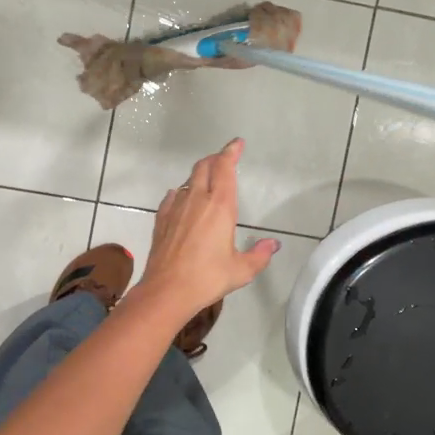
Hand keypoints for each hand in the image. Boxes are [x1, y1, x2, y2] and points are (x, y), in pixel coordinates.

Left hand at [133, 138, 279, 319]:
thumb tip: (272, 245)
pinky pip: (172, 197)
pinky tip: (182, 200)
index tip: (237, 144)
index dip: (230, 152)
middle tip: (224, 159)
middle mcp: (197, 199)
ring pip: (188, 181)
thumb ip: (259, 255)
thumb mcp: (241, 270)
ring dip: (198, 175)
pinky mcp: (161, 219)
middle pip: (204, 167)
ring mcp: (176, 207)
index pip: (225, 168)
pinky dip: (181, 193)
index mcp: (220, 206)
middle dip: (215, 159)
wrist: (167, 290)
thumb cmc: (208, 278)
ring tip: (206, 181)